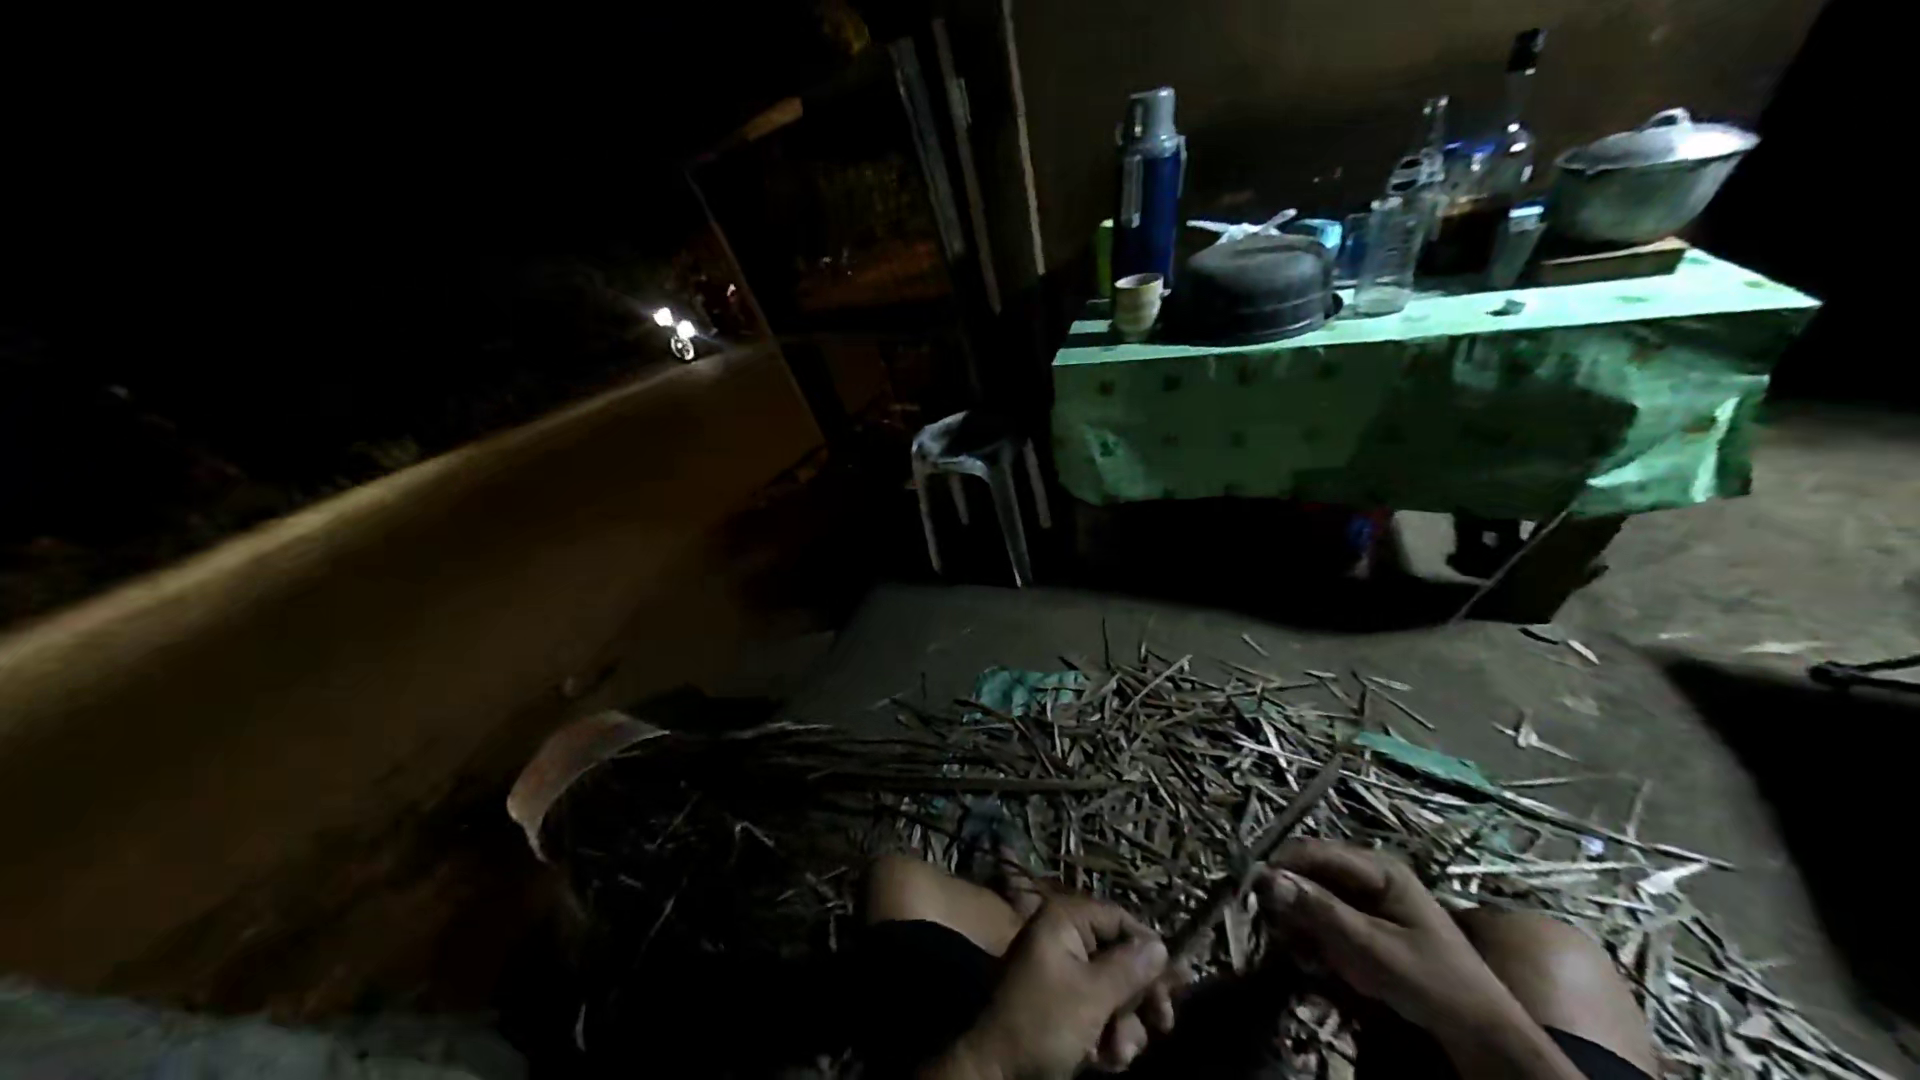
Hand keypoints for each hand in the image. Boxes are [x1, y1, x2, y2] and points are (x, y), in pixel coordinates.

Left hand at [926, 897, 1172, 1078]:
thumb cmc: (1043, 1022)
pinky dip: (1108, 1036)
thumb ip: (1130, 969)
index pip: (1119, 918)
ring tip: (1119, 1053)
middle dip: (1139, 997)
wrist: (997, 1071)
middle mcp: (1064, 940)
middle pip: (1121, 957)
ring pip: (1114, 991)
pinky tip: (1105, 1061)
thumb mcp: (1091, 996)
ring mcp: (1063, 974)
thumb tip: (1161, 945)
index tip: (1177, 980)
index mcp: (1064, 922)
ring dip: (1125, 1026)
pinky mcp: (1064, 1006)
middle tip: (1162, 1024)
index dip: (1148, 946)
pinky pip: (1100, 1012)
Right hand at [1254, 840, 1584, 1079]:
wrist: (1477, 1029)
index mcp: (1377, 867)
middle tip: (1272, 925)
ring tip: (1296, 949)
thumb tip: (1267, 876)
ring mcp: (1366, 896)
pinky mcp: (1363, 919)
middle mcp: (1368, 873)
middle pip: (1309, 869)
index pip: (1314, 850)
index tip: (1251, 888)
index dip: (1281, 865)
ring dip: (1298, 919)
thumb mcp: (1370, 947)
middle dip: (1288, 896)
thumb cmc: (1428, 980)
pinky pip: (1323, 914)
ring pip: (1311, 893)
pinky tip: (1311, 957)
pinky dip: (1311, 933)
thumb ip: (1319, 909)